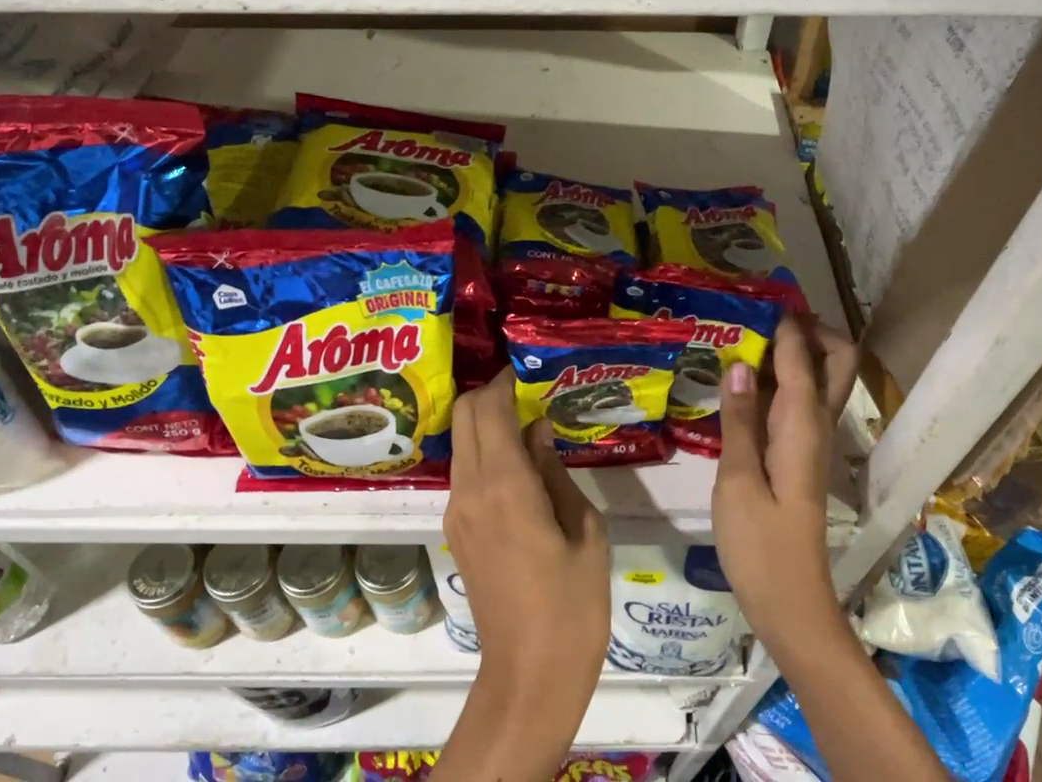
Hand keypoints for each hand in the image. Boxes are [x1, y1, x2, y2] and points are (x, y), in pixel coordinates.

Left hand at [445, 369, 610, 695]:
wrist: (529, 674)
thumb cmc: (573, 606)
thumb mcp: (585, 531)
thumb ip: (555, 472)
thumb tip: (537, 431)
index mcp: (504, 486)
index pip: (490, 408)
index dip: (506, 381)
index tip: (530, 368)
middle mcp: (469, 490)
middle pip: (464, 417)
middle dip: (490, 393)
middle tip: (528, 390)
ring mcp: (457, 512)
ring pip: (462, 444)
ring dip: (487, 424)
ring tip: (529, 423)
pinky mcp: (457, 531)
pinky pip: (466, 473)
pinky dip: (486, 453)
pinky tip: (520, 465)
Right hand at [712, 316, 859, 650]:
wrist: (791, 605)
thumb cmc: (759, 547)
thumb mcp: (737, 482)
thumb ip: (739, 420)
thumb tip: (741, 363)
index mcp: (803, 428)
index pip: (802, 359)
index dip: (785, 323)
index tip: (759, 292)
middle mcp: (817, 427)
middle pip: (835, 361)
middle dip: (809, 329)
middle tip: (761, 316)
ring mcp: (812, 444)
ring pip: (818, 381)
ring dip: (794, 352)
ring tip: (744, 336)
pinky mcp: (800, 459)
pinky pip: (798, 403)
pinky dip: (780, 381)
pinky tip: (743, 383)